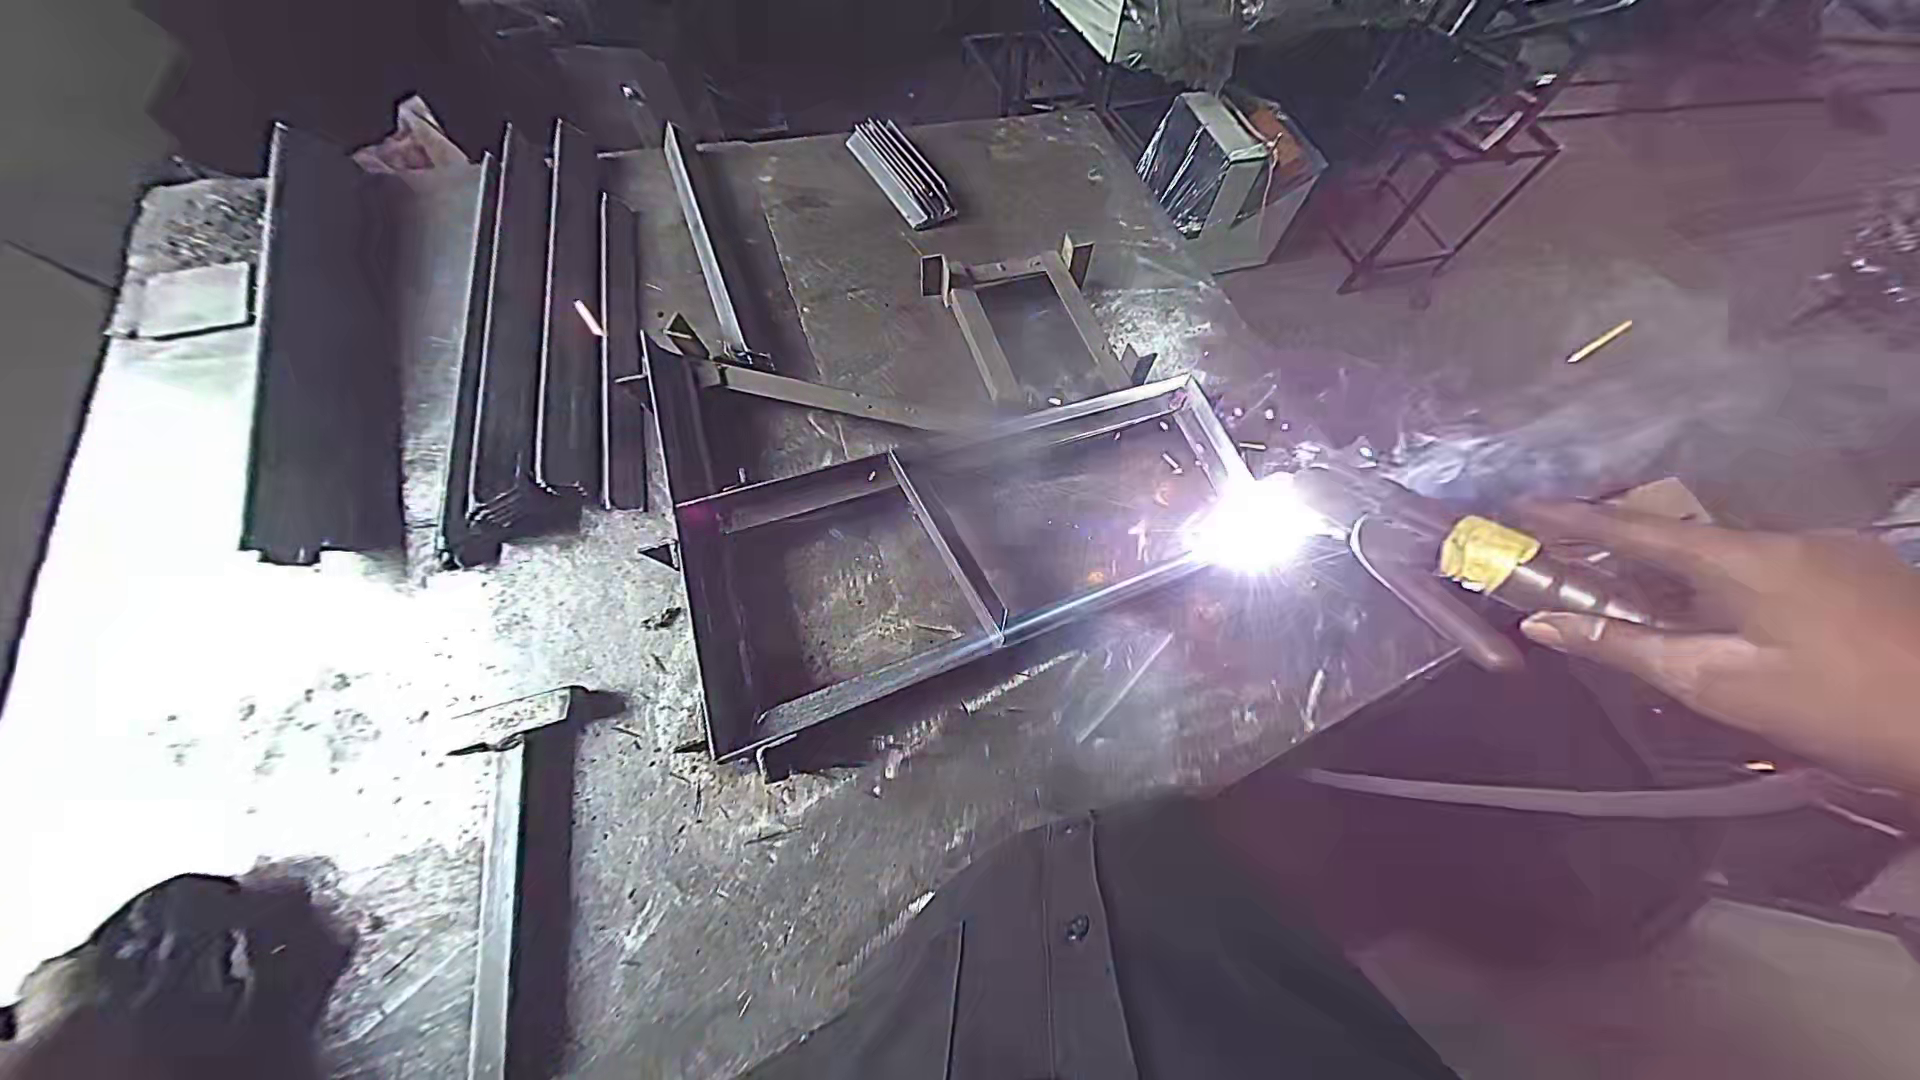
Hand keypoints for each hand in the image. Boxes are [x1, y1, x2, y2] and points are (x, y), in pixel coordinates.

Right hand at [1514, 501, 1919, 790]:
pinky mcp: (1859, 576)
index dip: (1569, 516)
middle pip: (1675, 537)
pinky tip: (1694, 610)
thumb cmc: (1846, 707)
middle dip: (1612, 546)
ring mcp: (1833, 555)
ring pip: (1716, 553)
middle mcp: (1791, 542)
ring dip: (1660, 569)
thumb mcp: (1715, 682)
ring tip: (1617, 593)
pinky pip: (1755, 565)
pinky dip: (1705, 581)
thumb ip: (1618, 645)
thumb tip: (1539, 624)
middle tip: (1557, 557)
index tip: (1519, 505)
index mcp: (1750, 560)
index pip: (1635, 528)